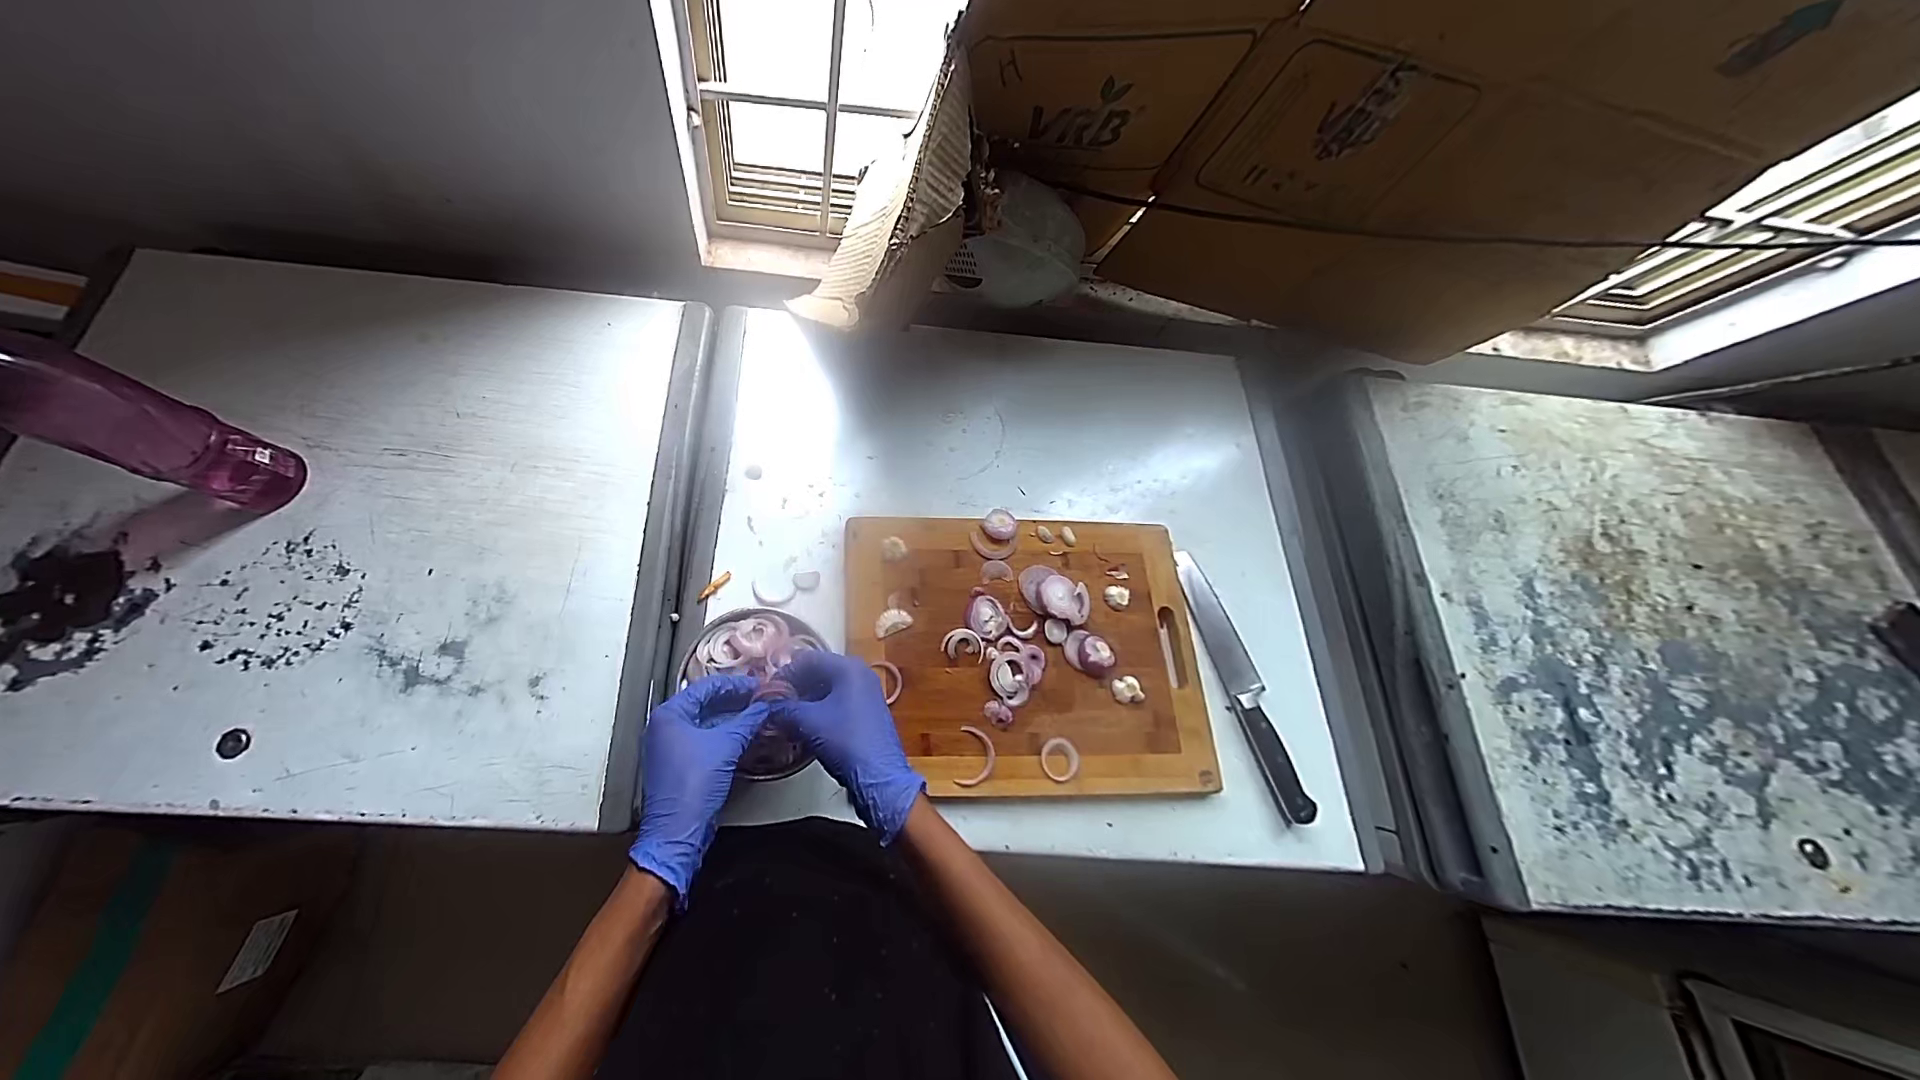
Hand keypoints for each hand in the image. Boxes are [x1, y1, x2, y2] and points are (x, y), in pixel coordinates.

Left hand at [629, 674, 769, 905]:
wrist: (677, 833)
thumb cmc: (690, 789)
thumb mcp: (727, 745)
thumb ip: (749, 720)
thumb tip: (765, 706)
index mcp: (669, 715)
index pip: (706, 686)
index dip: (736, 684)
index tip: (758, 685)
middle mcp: (665, 728)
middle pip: (706, 702)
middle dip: (736, 700)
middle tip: (761, 698)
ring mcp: (672, 747)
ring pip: (708, 721)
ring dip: (734, 717)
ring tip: (758, 714)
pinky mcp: (682, 764)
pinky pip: (707, 739)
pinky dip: (727, 734)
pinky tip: (747, 735)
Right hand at [769, 651, 924, 842]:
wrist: (879, 776)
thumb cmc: (845, 741)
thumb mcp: (808, 722)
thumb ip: (783, 708)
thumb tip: (765, 704)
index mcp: (848, 668)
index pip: (807, 659)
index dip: (783, 674)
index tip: (766, 692)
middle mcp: (860, 674)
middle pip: (818, 671)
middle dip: (794, 687)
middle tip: (773, 705)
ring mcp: (866, 692)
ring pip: (827, 687)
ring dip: (805, 700)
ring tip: (784, 717)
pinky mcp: (867, 711)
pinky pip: (837, 701)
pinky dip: (819, 709)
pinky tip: (804, 726)